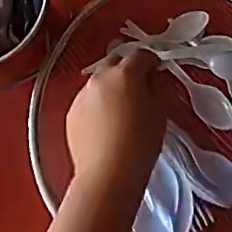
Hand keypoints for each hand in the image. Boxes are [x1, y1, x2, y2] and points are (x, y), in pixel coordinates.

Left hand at [67, 50, 166, 192]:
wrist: (108, 176)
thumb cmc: (140, 144)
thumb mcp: (161, 111)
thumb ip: (158, 85)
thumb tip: (153, 77)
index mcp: (125, 73)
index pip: (142, 54)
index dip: (152, 61)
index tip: (157, 71)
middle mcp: (101, 77)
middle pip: (116, 60)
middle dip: (128, 68)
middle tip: (138, 86)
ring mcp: (83, 94)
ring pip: (100, 80)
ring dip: (111, 85)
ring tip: (121, 108)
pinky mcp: (71, 112)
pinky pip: (88, 99)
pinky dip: (97, 103)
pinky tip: (106, 123)